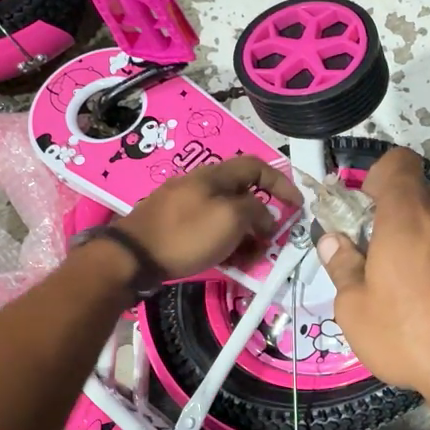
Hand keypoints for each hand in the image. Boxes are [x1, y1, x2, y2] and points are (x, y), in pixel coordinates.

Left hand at [115, 155, 299, 277]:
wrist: (133, 257)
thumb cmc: (186, 234)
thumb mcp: (231, 219)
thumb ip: (256, 211)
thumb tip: (265, 217)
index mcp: (215, 176)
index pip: (257, 167)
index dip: (282, 183)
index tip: (297, 206)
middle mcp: (201, 185)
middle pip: (244, 195)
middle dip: (263, 218)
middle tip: (272, 241)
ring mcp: (186, 205)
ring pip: (229, 216)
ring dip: (247, 235)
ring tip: (252, 257)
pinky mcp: (176, 225)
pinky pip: (212, 230)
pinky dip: (227, 243)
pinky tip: (229, 262)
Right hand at [318, 148, 429, 410]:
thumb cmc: (406, 336)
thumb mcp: (354, 308)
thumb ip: (342, 266)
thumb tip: (333, 241)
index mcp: (409, 214)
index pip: (398, 162)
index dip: (378, 178)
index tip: (365, 212)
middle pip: (423, 193)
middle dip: (400, 212)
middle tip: (381, 252)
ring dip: (427, 238)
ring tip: (412, 282)